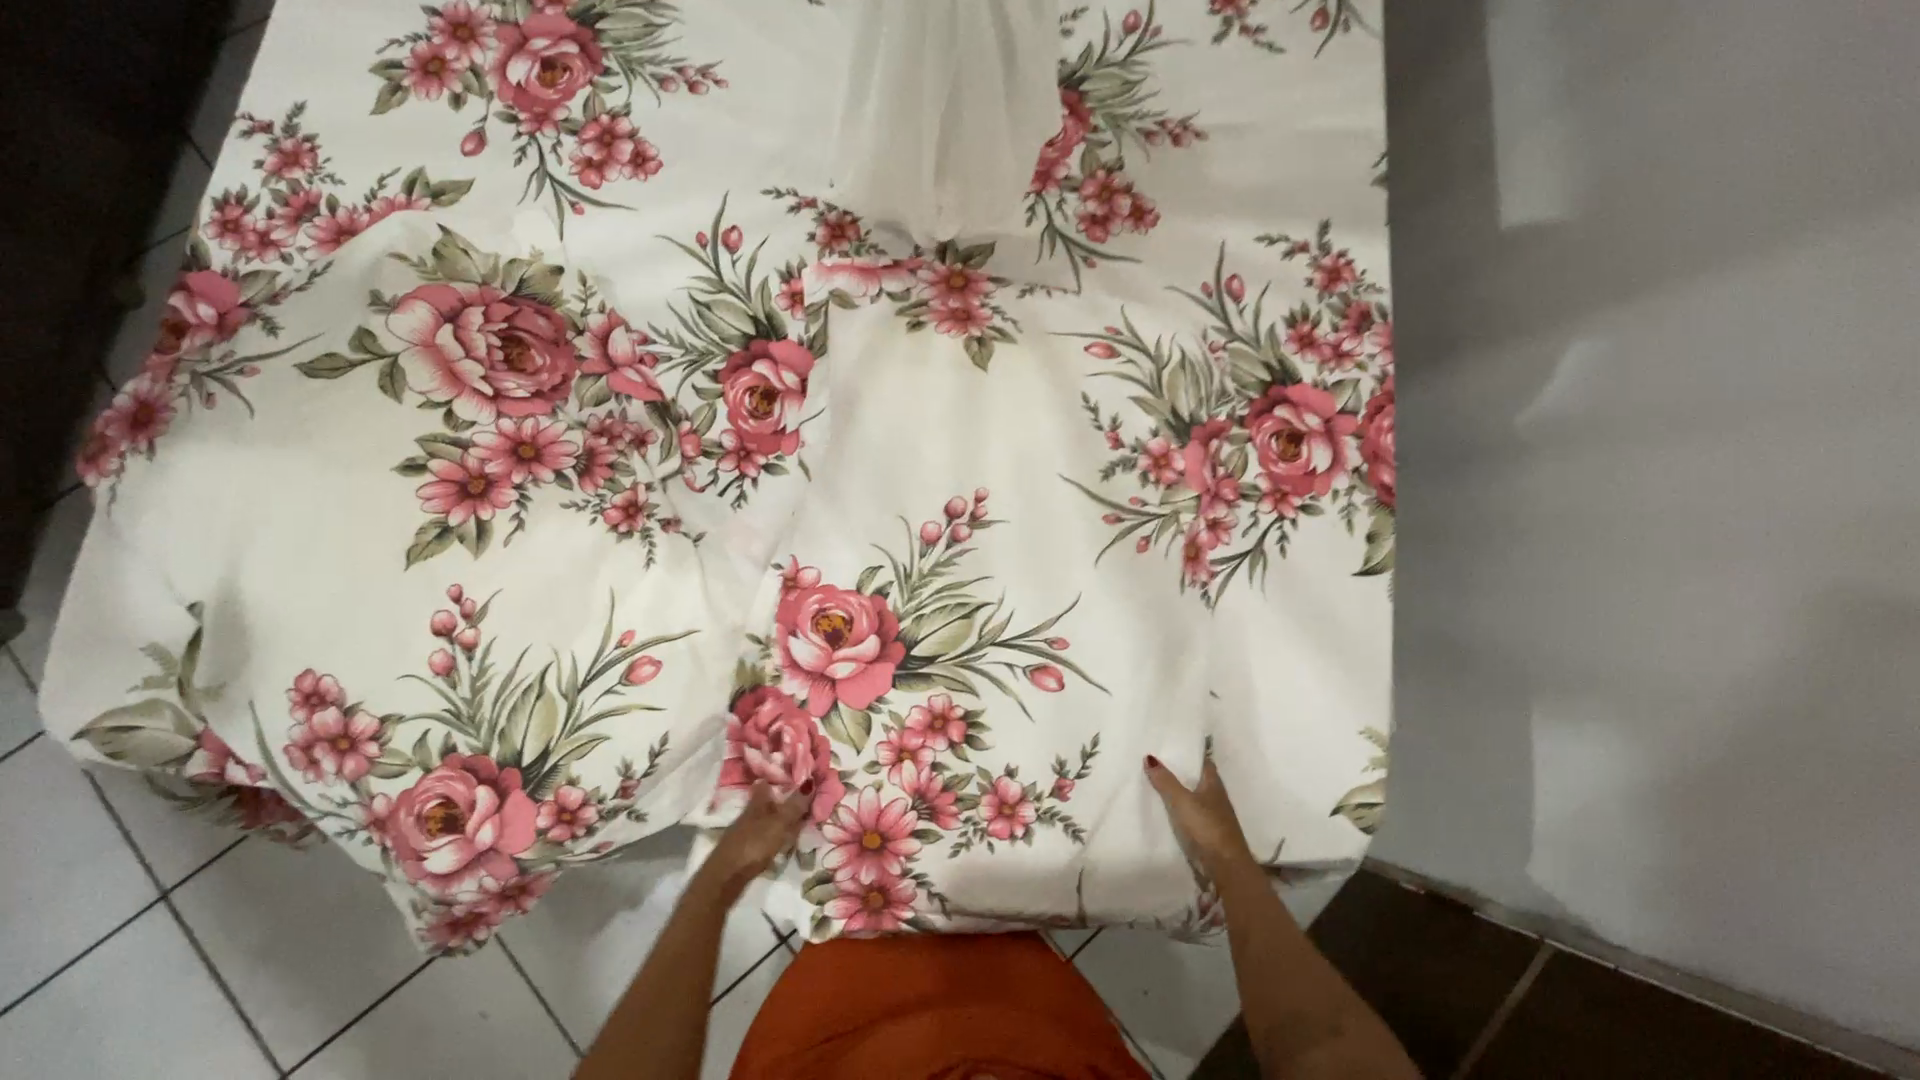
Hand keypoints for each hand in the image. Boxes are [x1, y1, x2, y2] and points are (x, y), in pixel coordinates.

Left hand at [698, 783, 807, 901]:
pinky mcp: (744, 850)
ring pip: (764, 819)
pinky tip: (782, 841)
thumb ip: (794, 805)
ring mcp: (744, 832)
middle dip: (780, 799)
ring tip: (797, 819)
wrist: (726, 877)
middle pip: (765, 802)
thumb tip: (810, 779)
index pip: (765, 784)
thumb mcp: (779, 824)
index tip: (792, 775)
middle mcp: (749, 814)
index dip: (776, 778)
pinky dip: (774, 835)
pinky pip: (763, 836)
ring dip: (778, 819)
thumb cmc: (753, 845)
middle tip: (801, 797)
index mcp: (757, 803)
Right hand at [1144, 756, 1256, 877]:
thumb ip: (1166, 781)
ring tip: (1155, 782)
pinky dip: (1179, 810)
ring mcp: (1212, 816)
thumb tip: (1150, 757)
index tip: (1173, 744)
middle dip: (1181, 771)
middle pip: (1197, 779)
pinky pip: (1190, 815)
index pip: (1204, 762)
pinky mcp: (1207, 833)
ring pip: (1193, 798)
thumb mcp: (1182, 801)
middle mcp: (1215, 797)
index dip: (1191, 753)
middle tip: (1157, 760)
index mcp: (1214, 784)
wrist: (1224, 865)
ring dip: (1179, 791)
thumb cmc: (1207, 827)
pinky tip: (1164, 809)